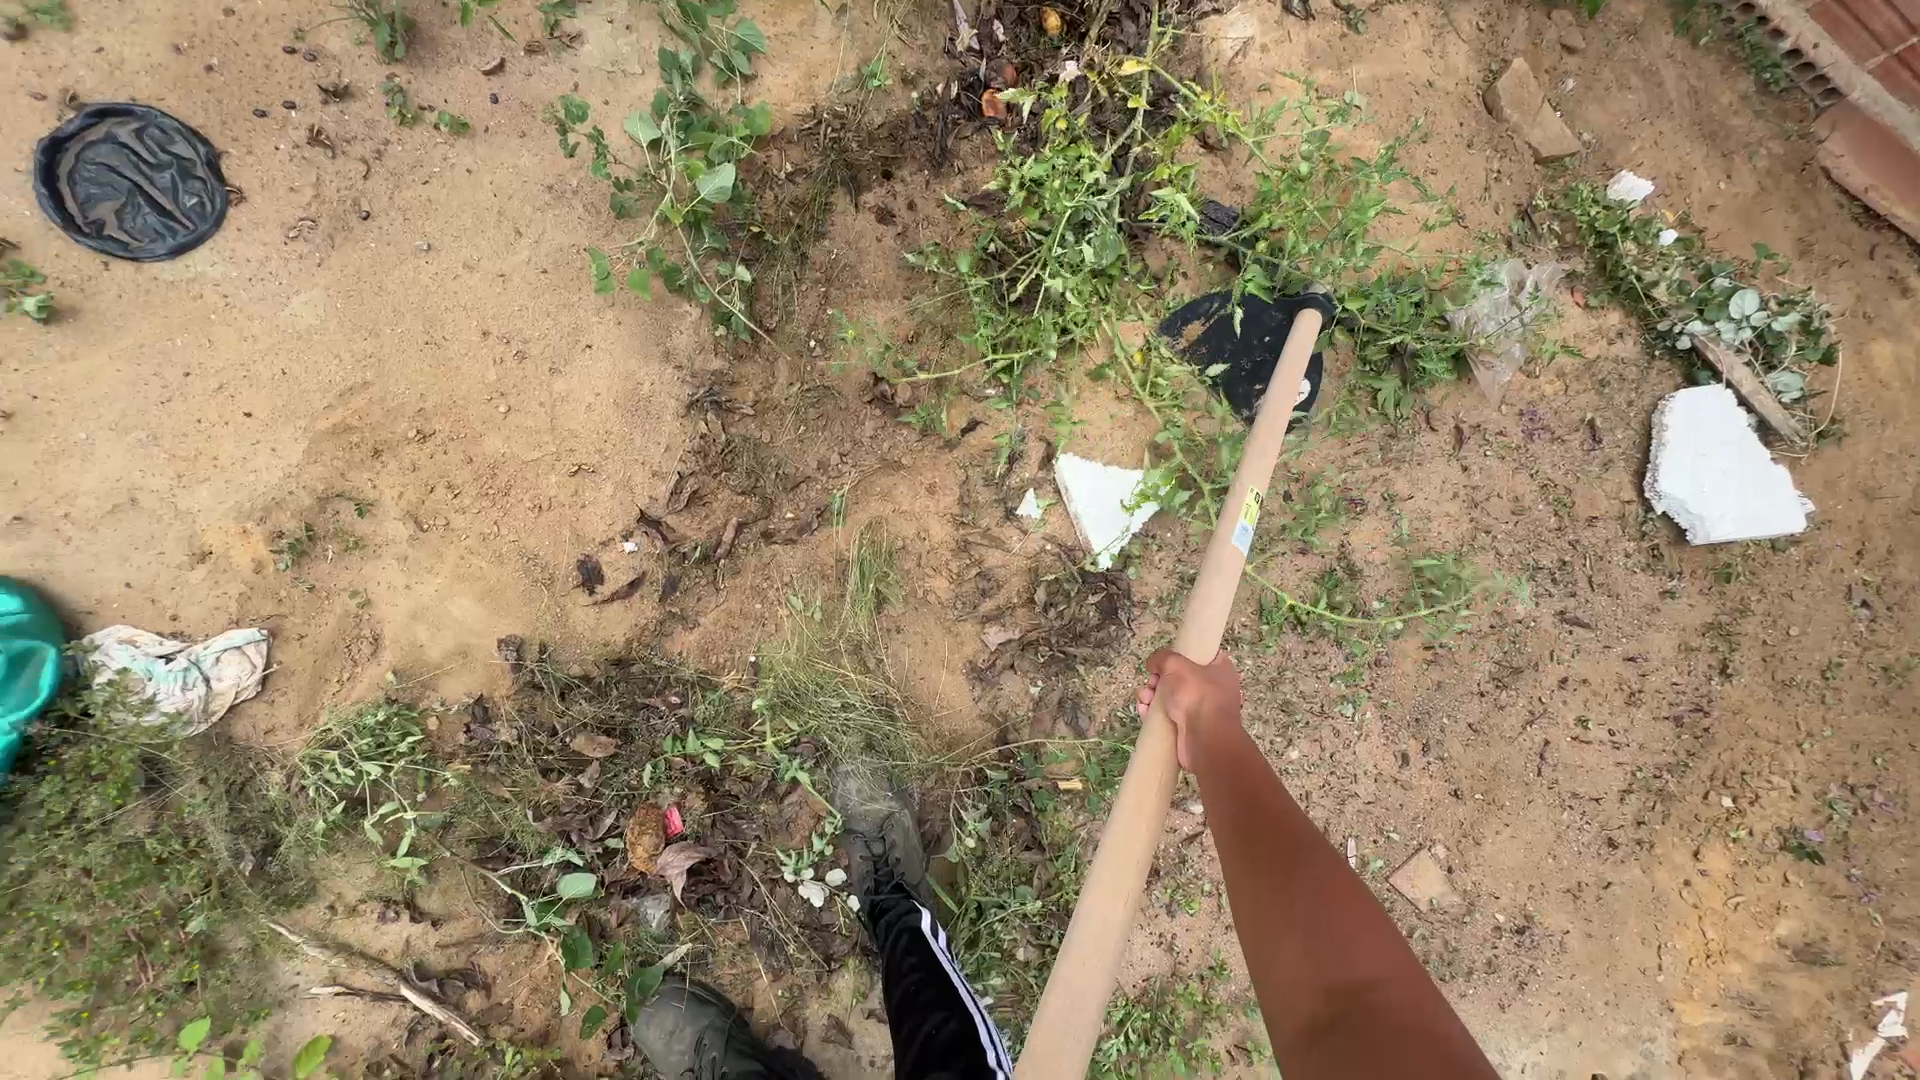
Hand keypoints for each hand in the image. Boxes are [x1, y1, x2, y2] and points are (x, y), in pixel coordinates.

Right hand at [1135, 648, 1243, 771]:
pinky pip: (1166, 716)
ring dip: (1152, 696)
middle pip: (1179, 677)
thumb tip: (1154, 664)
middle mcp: (1213, 690)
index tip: (1167, 659)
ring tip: (1145, 699)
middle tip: (1152, 683)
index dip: (1183, 654)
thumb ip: (1162, 657)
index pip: (1203, 655)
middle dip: (1158, 679)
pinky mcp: (1188, 729)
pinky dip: (1153, 713)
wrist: (1204, 739)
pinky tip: (1144, 711)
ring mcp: (1201, 711)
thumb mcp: (1176, 664)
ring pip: (1170, 697)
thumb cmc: (1197, 694)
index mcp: (1220, 670)